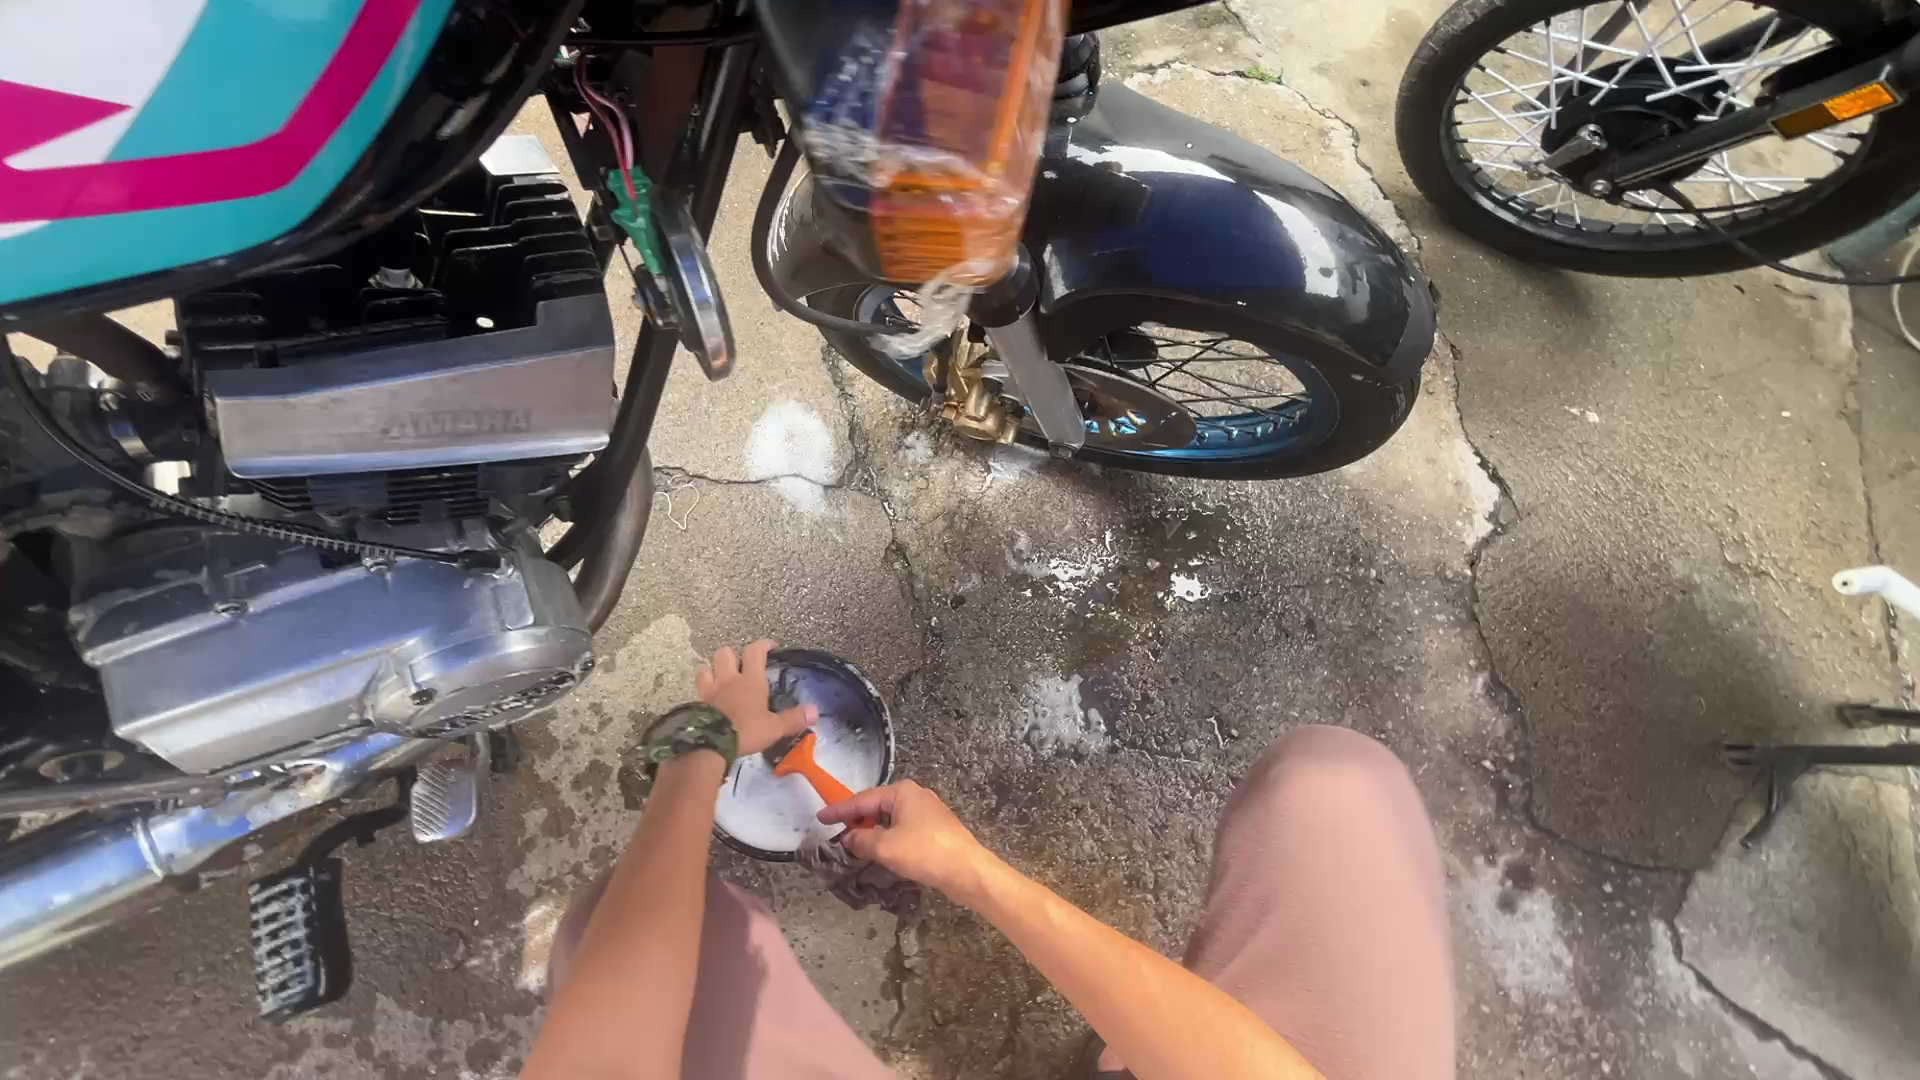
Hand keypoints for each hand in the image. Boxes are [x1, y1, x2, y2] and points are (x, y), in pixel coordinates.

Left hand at [694, 640, 813, 757]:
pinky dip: (703, 692)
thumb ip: (794, 718)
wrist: (710, 745)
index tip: (771, 647)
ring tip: (720, 679)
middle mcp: (728, 679)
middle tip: (740, 664)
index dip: (763, 645)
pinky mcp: (696, 704)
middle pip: (725, 652)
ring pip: (706, 668)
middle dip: (733, 654)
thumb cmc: (746, 731)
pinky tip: (709, 701)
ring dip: (713, 670)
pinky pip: (698, 691)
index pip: (755, 651)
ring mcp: (709, 690)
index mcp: (750, 680)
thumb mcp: (775, 727)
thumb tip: (815, 711)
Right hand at [817, 781, 995, 901]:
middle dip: (857, 819)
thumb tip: (848, 838)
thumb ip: (862, 840)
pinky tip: (881, 850)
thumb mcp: (886, 847)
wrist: (966, 869)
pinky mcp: (934, 828)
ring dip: (872, 830)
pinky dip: (888, 836)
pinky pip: (902, 828)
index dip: (839, 810)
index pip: (862, 799)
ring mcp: (927, 810)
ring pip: (890, 818)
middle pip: (877, 805)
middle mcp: (915, 795)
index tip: (820, 816)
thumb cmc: (925, 852)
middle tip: (836, 832)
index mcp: (902, 792)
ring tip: (855, 844)